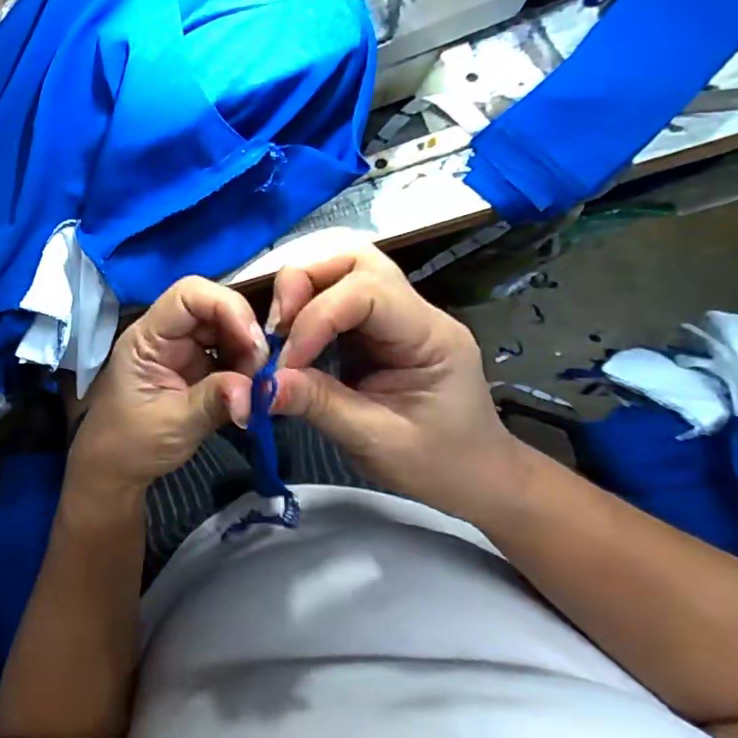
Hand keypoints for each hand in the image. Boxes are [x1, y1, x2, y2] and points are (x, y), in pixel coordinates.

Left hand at [70, 277, 267, 494]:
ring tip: (257, 384)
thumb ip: (215, 401)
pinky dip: (246, 367)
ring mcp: (184, 349)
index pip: (188, 295)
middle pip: (214, 307)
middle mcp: (167, 334)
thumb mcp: (175, 424)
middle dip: (244, 332)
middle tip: (262, 371)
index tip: (252, 343)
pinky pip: (229, 353)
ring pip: (226, 329)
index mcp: (148, 338)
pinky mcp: (198, 367)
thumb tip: (257, 390)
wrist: (116, 470)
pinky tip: (252, 388)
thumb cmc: (131, 444)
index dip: (226, 307)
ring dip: (249, 351)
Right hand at [268, 245, 526, 513]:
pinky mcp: (375, 332)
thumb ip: (318, 404)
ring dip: (301, 293)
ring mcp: (395, 318)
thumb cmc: (437, 464)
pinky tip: (292, 345)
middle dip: (305, 283)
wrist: (475, 478)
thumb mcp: (375, 441)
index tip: (287, 364)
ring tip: (281, 336)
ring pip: (342, 271)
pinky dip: (305, 313)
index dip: (316, 318)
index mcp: (429, 335)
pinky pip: (334, 300)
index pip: (366, 292)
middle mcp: (414, 312)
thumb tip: (262, 384)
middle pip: (354, 260)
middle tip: (278, 329)